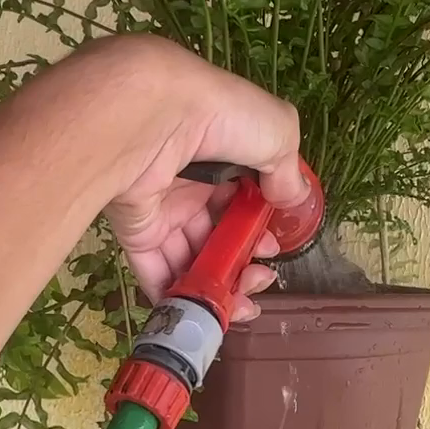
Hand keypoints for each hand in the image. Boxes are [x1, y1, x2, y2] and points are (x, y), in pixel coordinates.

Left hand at [64, 37, 309, 320]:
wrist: (150, 117)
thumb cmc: (219, 118)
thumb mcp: (276, 132)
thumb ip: (287, 169)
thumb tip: (293, 198)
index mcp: (221, 157)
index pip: (242, 201)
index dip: (260, 229)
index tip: (272, 249)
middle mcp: (190, 183)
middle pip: (218, 235)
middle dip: (242, 264)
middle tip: (257, 280)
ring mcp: (161, 209)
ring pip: (191, 258)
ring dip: (215, 286)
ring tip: (236, 304)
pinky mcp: (136, 231)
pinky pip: (155, 271)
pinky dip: (174, 295)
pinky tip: (198, 310)